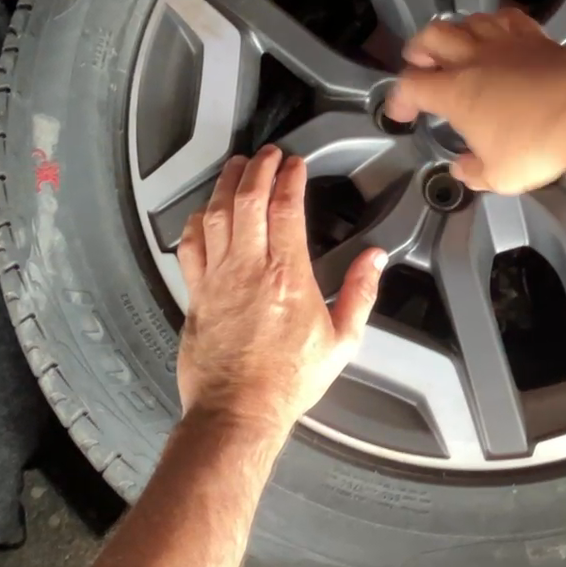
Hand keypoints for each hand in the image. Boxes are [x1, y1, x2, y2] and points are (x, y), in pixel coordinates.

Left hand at [175, 146, 384, 434]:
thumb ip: (360, 293)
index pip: (285, 209)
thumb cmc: (288, 381)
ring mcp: (218, 280)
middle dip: (257, 168)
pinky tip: (205, 210)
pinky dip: (196, 220)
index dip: (290, 178)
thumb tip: (375, 259)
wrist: (238, 412)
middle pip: (247, 200)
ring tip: (235, 166)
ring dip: (225, 184)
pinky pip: (190, 246)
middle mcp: (249, 270)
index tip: (295, 164)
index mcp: (288, 277)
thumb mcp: (342, 341)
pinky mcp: (197, 295)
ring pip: (216, 215)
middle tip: (267, 154)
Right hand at [384, 8, 565, 193]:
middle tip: (417, 63)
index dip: (399, 98)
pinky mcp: (539, 39)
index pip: (412, 85)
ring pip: (468, 20)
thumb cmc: (541, 143)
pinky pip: (508, 18)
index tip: (400, 110)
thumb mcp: (500, 175)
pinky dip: (494, 22)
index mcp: (456, 91)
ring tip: (453, 43)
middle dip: (418, 50)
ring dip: (454, 30)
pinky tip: (498, 30)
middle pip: (432, 38)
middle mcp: (475, 59)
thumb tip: (465, 170)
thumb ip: (476, 171)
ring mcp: (508, 44)